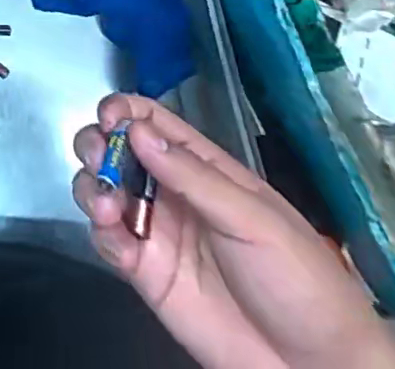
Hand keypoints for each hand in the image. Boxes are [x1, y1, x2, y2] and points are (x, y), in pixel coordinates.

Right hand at [71, 95, 394, 368]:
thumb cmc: (302, 283)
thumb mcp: (256, 222)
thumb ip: (194, 176)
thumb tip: (137, 130)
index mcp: (201, 168)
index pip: (151, 121)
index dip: (124, 111)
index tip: (109, 119)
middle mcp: (169, 191)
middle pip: (114, 148)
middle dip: (96, 145)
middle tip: (99, 158)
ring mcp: (154, 229)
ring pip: (100, 188)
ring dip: (92, 187)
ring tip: (108, 207)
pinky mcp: (142, 269)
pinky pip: (105, 238)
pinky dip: (99, 232)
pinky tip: (116, 239)